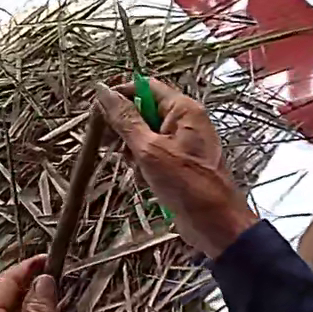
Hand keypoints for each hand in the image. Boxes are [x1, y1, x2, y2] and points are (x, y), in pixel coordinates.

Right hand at [93, 78, 256, 257]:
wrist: (214, 224)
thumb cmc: (188, 185)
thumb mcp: (149, 149)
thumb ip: (125, 120)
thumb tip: (103, 92)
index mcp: (183, 110)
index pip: (145, 87)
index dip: (119, 95)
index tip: (98, 111)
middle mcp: (184, 121)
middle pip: (143, 111)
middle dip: (123, 128)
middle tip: (109, 144)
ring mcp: (182, 142)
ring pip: (144, 134)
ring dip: (132, 149)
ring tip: (135, 167)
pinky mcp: (178, 162)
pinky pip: (151, 153)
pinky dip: (142, 164)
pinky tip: (145, 179)